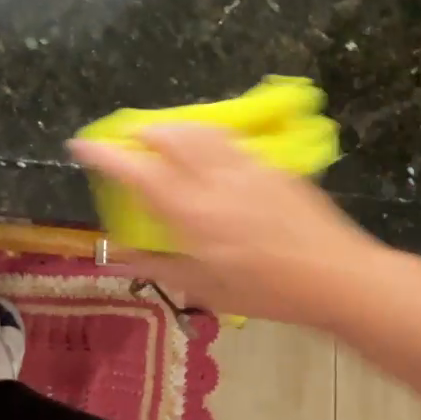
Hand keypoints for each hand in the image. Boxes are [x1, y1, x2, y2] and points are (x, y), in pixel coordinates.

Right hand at [69, 124, 396, 328]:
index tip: (81, 146)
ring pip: (201, 130)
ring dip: (173, 128)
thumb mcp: (203, 288)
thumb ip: (155, 266)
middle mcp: (215, 180)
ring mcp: (247, 169)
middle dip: (141, 132)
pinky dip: (205, 138)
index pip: (138, 171)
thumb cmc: (267, 291)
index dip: (104, 154)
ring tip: (162, 137)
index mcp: (192, 211)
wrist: (339, 278)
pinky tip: (208, 155)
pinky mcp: (273, 168)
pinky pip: (229, 142)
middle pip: (170, 136)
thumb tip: (116, 254)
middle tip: (127, 141)